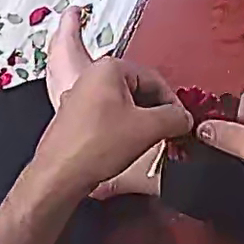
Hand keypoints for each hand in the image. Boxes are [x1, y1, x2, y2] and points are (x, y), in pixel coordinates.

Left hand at [23, 57, 191, 202]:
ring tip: (148, 141)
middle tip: (167, 132)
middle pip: (140, 89)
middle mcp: (92, 75)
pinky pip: (109, 114)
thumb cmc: (97, 145)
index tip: (180, 121)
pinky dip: (123, 127)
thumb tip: (184, 118)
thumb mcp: (148, 128)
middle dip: (156, 112)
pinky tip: (127, 146)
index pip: (155, 79)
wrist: (59, 175)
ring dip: (141, 121)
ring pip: (125, 104)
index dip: (172, 102)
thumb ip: (174, 118)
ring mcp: (81, 95)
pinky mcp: (76, 115)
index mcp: (109, 68)